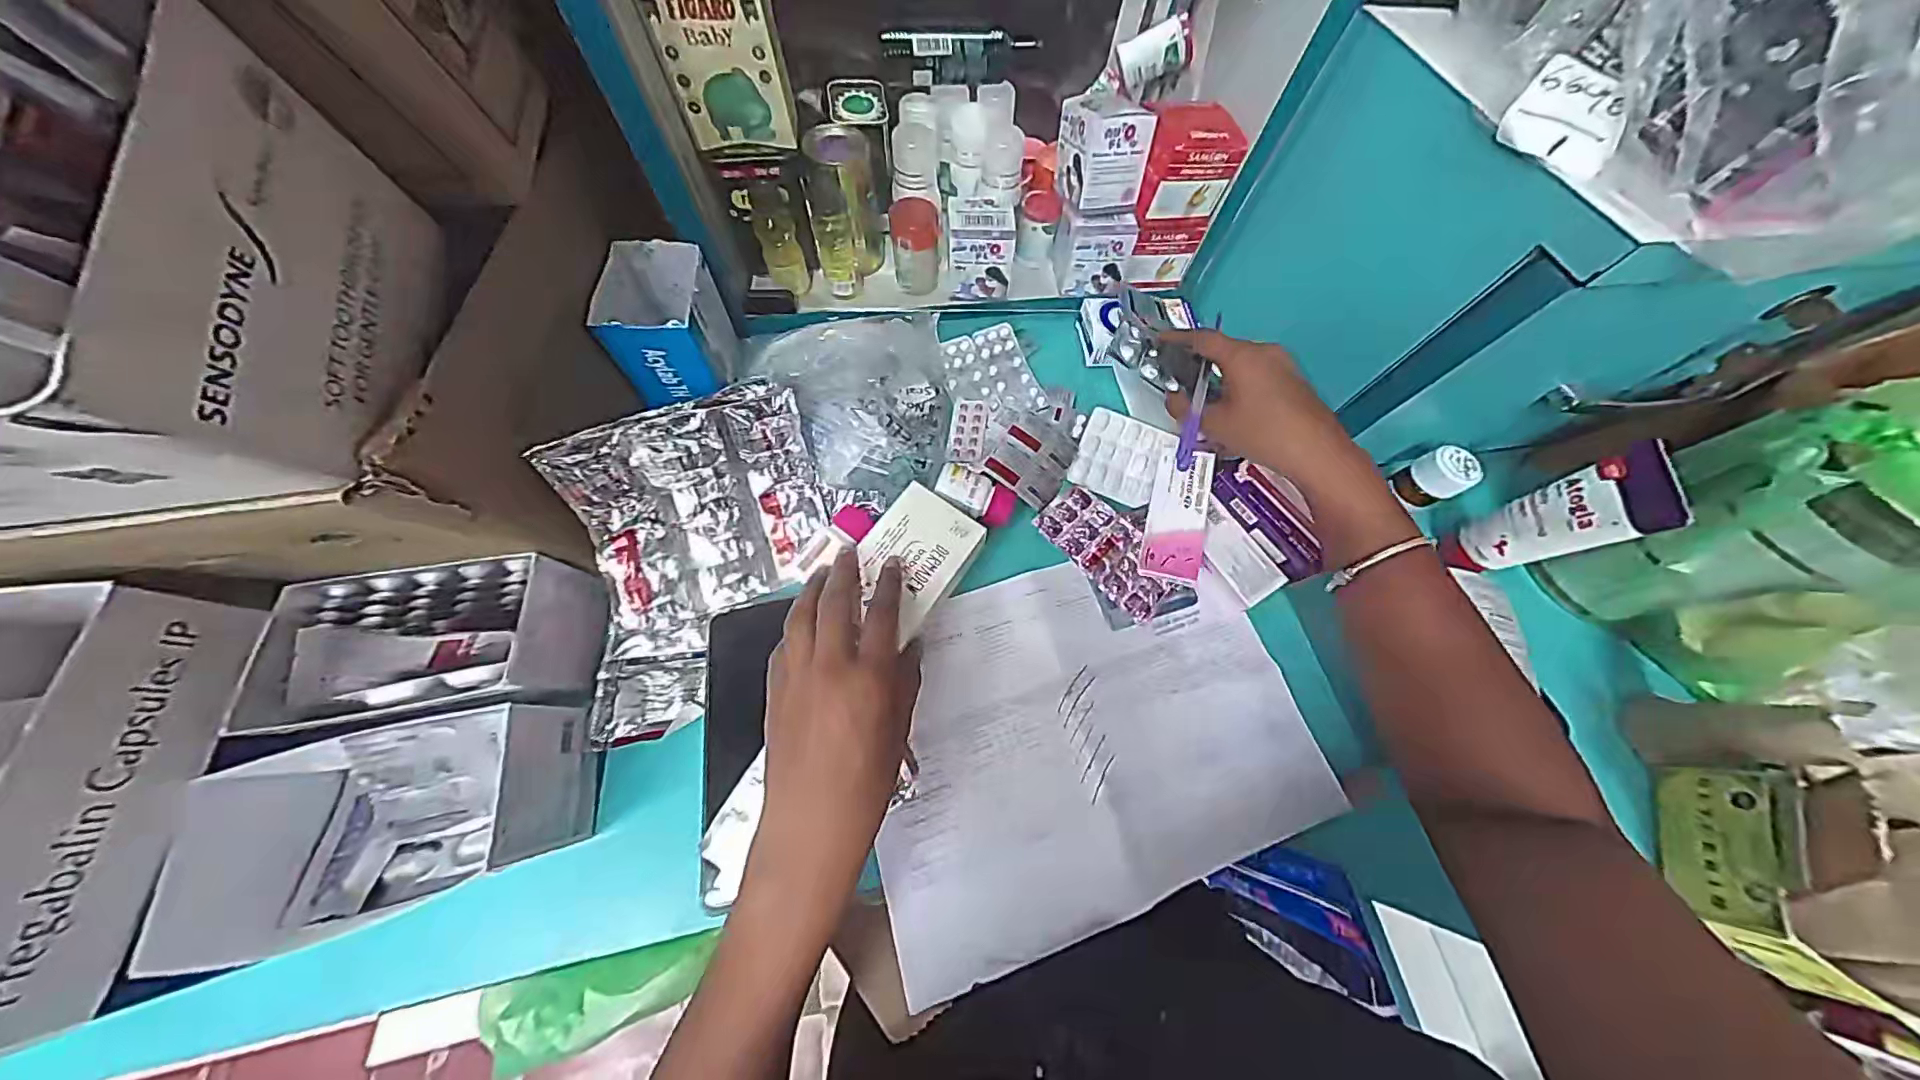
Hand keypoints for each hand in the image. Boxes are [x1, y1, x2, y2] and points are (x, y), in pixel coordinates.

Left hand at [753, 550, 922, 892]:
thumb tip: (910, 648)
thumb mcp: (898, 730)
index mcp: (868, 676)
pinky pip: (784, 643)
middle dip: (843, 572)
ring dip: (811, 590)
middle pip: (835, 603)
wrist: (809, 822)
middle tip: (848, 553)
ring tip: (820, 574)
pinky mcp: (775, 690)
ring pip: (801, 616)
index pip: (882, 614)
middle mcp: (829, 666)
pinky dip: (794, 624)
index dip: (889, 585)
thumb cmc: (865, 785)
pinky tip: (799, 623)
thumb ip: (905, 682)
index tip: (892, 566)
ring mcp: (796, 675)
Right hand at [1161, 329, 1344, 465]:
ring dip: (1219, 381)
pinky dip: (1237, 388)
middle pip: (1223, 352)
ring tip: (1204, 406)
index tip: (1162, 340)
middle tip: (1180, 382)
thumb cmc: (1265, 434)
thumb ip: (1184, 408)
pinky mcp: (1291, 381)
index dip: (1178, 338)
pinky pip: (1256, 377)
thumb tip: (1173, 398)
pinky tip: (1230, 414)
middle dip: (1199, 367)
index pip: (1203, 339)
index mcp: (1243, 356)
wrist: (1316, 452)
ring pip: (1239, 367)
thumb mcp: (1214, 424)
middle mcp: (1264, 353)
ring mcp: (1282, 365)